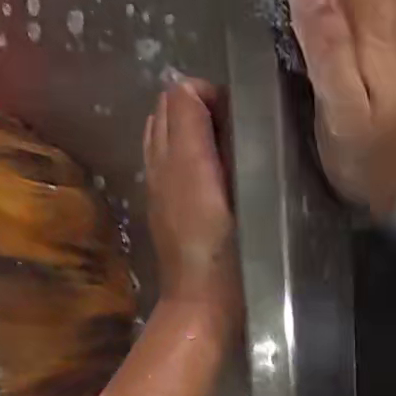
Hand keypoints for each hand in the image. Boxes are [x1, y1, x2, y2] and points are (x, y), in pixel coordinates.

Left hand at [144, 79, 239, 323]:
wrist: (200, 302)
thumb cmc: (233, 253)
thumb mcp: (241, 196)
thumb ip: (225, 147)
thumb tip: (222, 108)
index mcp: (182, 156)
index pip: (181, 94)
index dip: (210, 94)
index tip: (239, 116)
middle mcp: (160, 162)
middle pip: (165, 107)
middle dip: (196, 105)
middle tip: (233, 129)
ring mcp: (155, 183)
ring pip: (160, 130)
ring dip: (186, 126)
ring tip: (221, 148)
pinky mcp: (157, 202)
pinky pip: (161, 156)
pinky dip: (179, 149)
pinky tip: (207, 172)